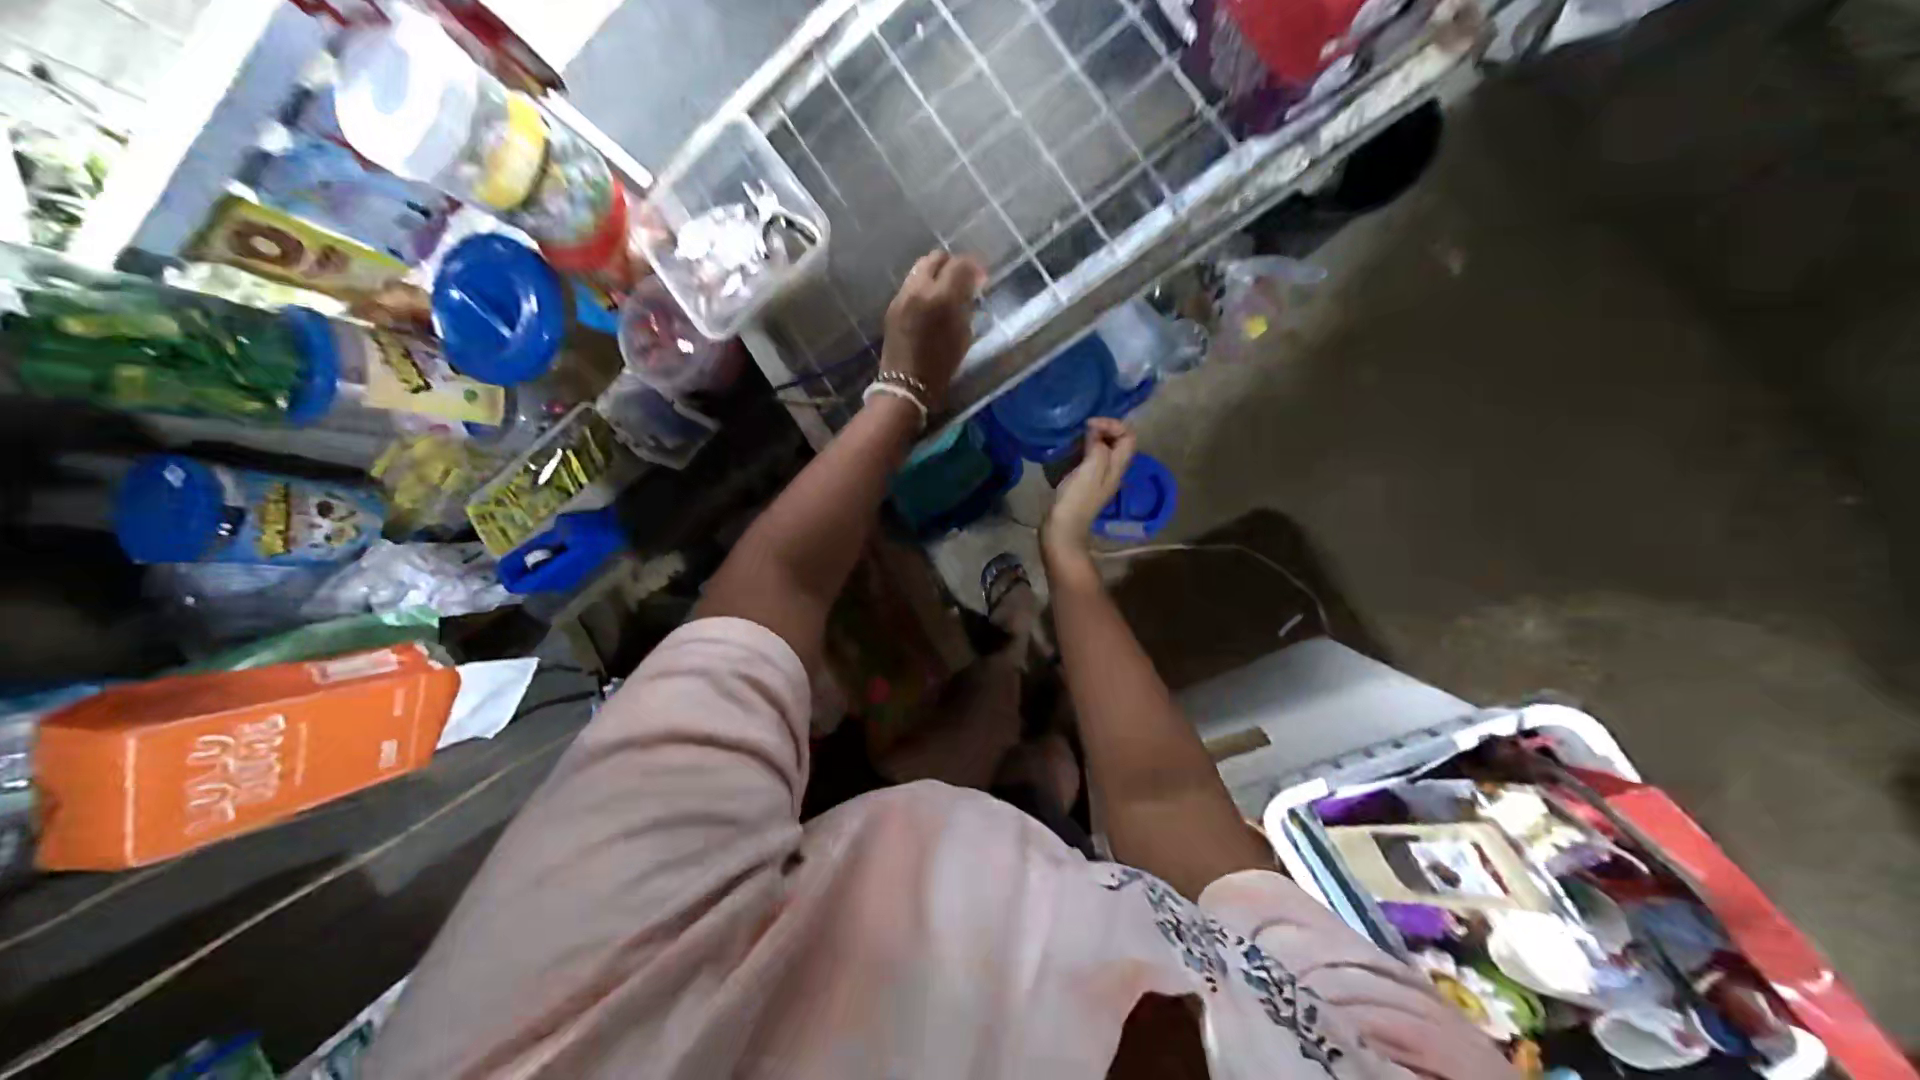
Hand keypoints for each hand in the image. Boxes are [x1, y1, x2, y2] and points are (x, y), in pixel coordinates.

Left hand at [880, 251, 984, 410]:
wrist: (905, 385)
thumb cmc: (941, 366)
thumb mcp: (963, 336)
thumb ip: (966, 306)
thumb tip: (970, 288)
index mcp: (941, 298)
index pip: (960, 265)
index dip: (973, 267)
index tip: (981, 278)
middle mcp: (919, 289)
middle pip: (936, 258)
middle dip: (952, 264)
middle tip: (962, 279)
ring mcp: (902, 296)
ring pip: (920, 268)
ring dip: (936, 272)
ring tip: (946, 289)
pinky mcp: (892, 305)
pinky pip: (911, 284)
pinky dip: (924, 285)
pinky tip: (931, 301)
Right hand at [1042, 418, 1135, 561]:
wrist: (1063, 529)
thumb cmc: (1077, 499)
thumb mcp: (1091, 469)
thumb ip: (1098, 446)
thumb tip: (1096, 431)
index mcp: (1118, 467)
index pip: (1129, 436)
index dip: (1113, 424)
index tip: (1090, 424)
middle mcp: (1112, 471)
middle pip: (1118, 442)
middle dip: (1105, 429)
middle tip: (1084, 427)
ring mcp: (1099, 478)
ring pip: (1104, 450)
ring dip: (1094, 438)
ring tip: (1076, 435)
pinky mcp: (1085, 483)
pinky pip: (1091, 459)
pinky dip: (1084, 449)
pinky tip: (1070, 450)